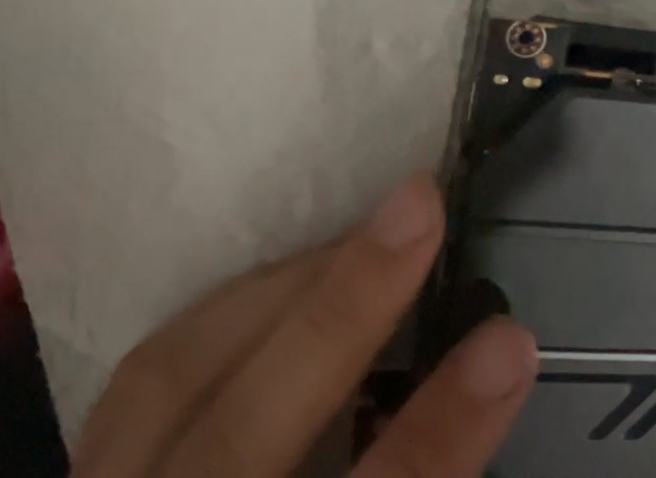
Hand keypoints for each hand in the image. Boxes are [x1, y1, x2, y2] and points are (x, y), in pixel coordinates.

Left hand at [70, 173, 537, 476]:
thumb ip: (414, 470)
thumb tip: (483, 378)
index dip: (436, 438)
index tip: (512, 344)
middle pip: (238, 441)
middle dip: (338, 313)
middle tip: (422, 204)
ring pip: (166, 386)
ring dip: (278, 292)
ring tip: (365, 233)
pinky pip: (143, 378)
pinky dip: (223, 314)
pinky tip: (285, 285)